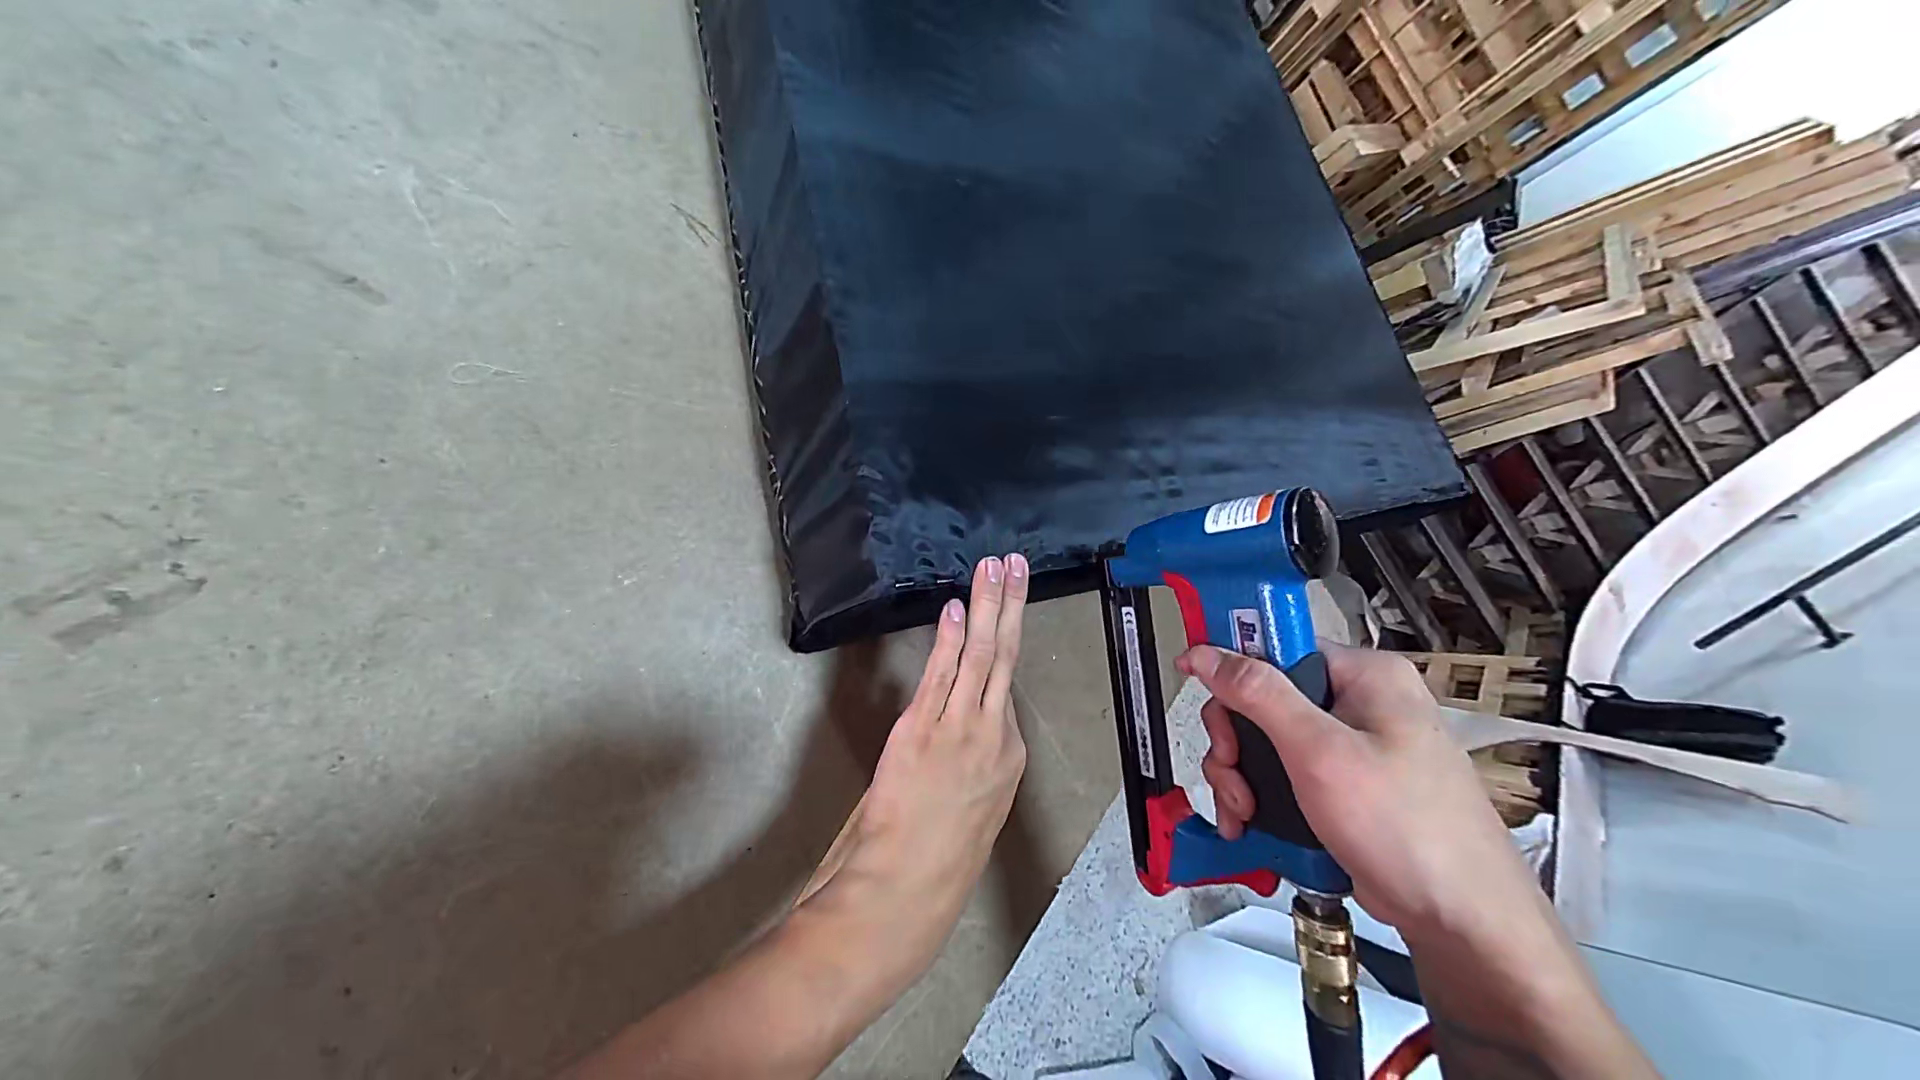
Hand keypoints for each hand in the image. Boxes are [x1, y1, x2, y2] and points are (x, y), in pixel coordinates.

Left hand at [563, 558, 1032, 1079]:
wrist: (903, 898)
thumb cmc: (932, 866)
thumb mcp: (967, 815)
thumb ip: (967, 770)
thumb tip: (959, 742)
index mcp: (1006, 759)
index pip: (1003, 689)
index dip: (1000, 643)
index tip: (1000, 608)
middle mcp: (993, 738)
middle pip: (1005, 659)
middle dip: (1010, 606)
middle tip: (1015, 564)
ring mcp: (960, 732)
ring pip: (981, 657)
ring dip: (987, 607)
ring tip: (995, 568)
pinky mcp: (923, 732)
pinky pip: (942, 676)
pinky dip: (949, 640)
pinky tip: (957, 608)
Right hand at [1179, 641, 1540, 944]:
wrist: (1461, 923)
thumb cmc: (1411, 833)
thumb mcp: (1319, 752)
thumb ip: (1258, 694)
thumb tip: (1208, 654)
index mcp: (1364, 676)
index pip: (1276, 645)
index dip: (1231, 664)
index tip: (1195, 681)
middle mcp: (1357, 702)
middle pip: (1261, 697)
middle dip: (1234, 742)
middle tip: (1232, 773)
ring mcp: (1349, 744)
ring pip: (1263, 739)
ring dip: (1240, 776)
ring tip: (1244, 811)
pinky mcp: (1341, 781)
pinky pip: (1280, 772)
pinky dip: (1258, 795)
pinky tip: (1251, 822)